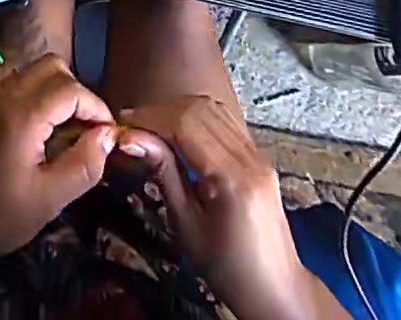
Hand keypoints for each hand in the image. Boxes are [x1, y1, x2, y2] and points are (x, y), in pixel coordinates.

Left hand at [0, 54, 116, 282]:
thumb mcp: (48, 200)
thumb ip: (84, 165)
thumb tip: (109, 136)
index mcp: (22, 115)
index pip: (71, 89)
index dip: (96, 107)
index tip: (108, 135)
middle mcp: (5, 93)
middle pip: (54, 66)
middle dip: (78, 92)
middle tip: (87, 129)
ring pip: (36, 69)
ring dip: (59, 89)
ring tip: (68, 129)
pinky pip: (20, 80)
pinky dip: (40, 92)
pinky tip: (44, 128)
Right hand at [119, 97, 330, 319]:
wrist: (278, 292)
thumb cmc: (228, 269)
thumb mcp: (187, 226)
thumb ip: (163, 173)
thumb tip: (131, 137)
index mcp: (233, 178)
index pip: (186, 125)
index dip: (150, 118)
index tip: (122, 124)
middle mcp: (250, 157)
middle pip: (198, 109)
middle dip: (160, 111)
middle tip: (132, 125)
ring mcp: (258, 153)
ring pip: (211, 108)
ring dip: (176, 109)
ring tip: (150, 126)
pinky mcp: (258, 154)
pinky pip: (223, 119)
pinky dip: (194, 115)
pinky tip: (177, 129)